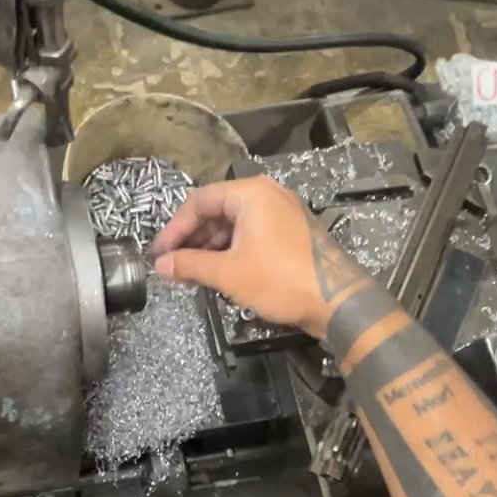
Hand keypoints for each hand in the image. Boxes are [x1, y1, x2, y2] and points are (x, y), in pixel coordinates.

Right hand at [149, 176, 372, 338]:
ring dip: (209, 248)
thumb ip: (189, 265)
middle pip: (216, 211)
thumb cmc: (280, 280)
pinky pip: (251, 234)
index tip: (159, 254)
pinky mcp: (290, 232)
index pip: (198, 202)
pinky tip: (218, 273)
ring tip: (191, 274)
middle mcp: (266, 195)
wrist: (337, 302)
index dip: (174, 229)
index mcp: (250, 194)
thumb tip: (160, 265)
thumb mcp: (227, 273)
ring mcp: (282, 213)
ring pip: (233, 225)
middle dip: (191, 239)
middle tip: (172, 266)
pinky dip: (230, 251)